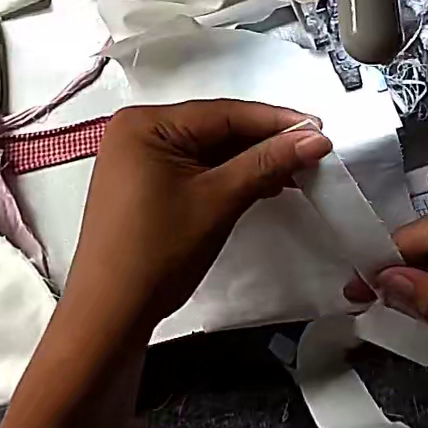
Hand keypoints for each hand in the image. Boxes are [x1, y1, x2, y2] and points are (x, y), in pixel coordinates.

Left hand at [64, 100, 332, 336]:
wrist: (110, 315)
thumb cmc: (155, 253)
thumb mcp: (218, 201)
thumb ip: (267, 163)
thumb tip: (314, 139)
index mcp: (145, 123)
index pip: (223, 113)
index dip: (274, 121)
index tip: (317, 128)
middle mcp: (138, 132)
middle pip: (216, 128)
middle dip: (264, 142)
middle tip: (311, 150)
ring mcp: (140, 158)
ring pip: (208, 149)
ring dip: (250, 161)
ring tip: (295, 170)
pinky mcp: (146, 182)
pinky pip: (196, 167)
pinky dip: (229, 175)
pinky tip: (262, 183)